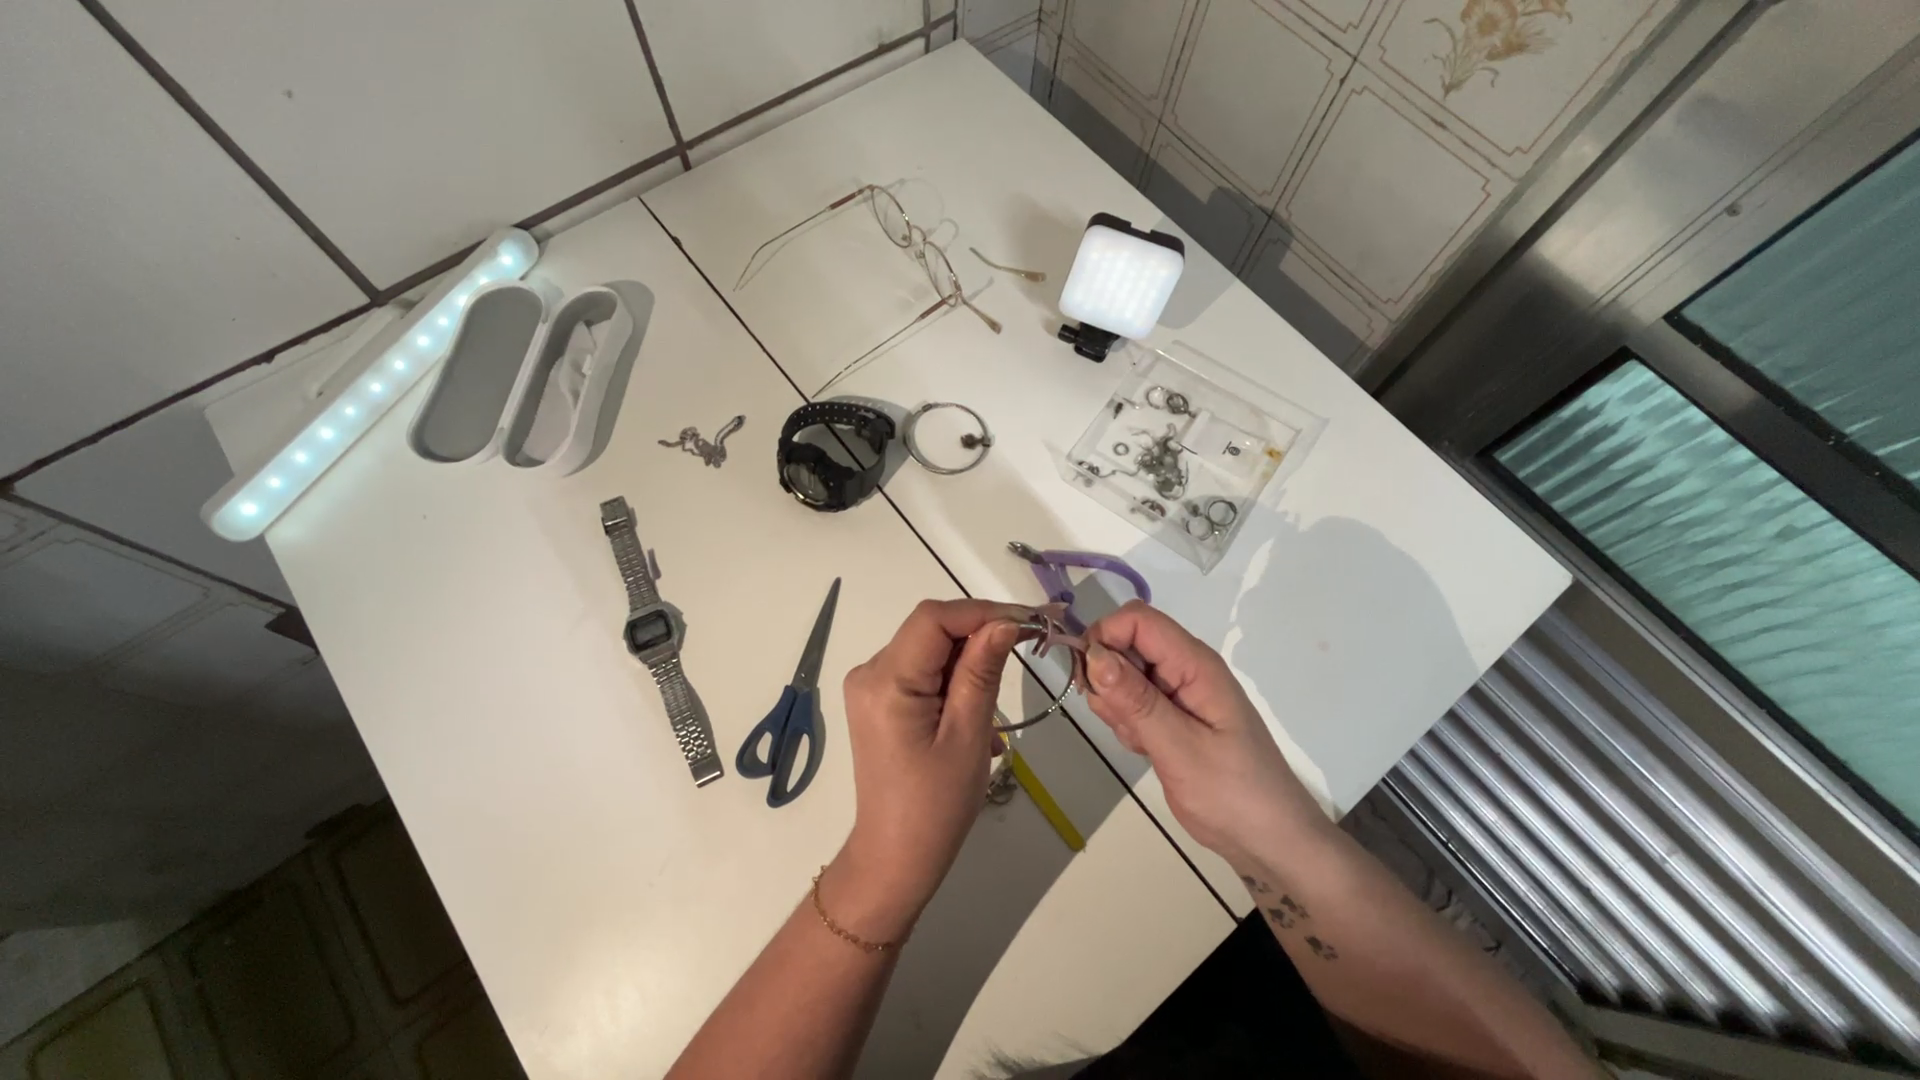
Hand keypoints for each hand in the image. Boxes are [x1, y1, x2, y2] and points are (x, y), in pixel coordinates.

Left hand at [828, 599, 1025, 939]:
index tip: (1029, 622)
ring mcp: (870, 687)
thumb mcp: (968, 735)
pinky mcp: (879, 701)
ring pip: (929, 649)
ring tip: (1002, 694)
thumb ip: (982, 672)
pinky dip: (954, 680)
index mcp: (886, 681)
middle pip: (930, 629)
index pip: (934, 618)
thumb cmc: (936, 805)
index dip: (982, 612)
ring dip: (970, 660)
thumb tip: (1004, 622)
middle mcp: (869, 673)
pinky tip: (977, 715)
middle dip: (980, 633)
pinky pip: (921, 672)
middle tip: (1030, 644)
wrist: (896, 856)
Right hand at [1081, 601, 1329, 867]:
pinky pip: (1132, 704)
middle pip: (1126, 644)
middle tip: (1123, 722)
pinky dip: (1127, 724)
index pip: (1138, 620)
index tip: (1089, 680)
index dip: (1105, 638)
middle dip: (1108, 678)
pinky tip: (1147, 751)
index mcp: (1195, 665)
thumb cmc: (1232, 794)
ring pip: (1123, 676)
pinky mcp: (1171, 718)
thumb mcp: (1180, 748)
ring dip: (1117, 706)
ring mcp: (1178, 695)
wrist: (1270, 841)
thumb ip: (1135, 700)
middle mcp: (1185, 670)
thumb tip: (1093, 655)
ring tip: (1143, 743)